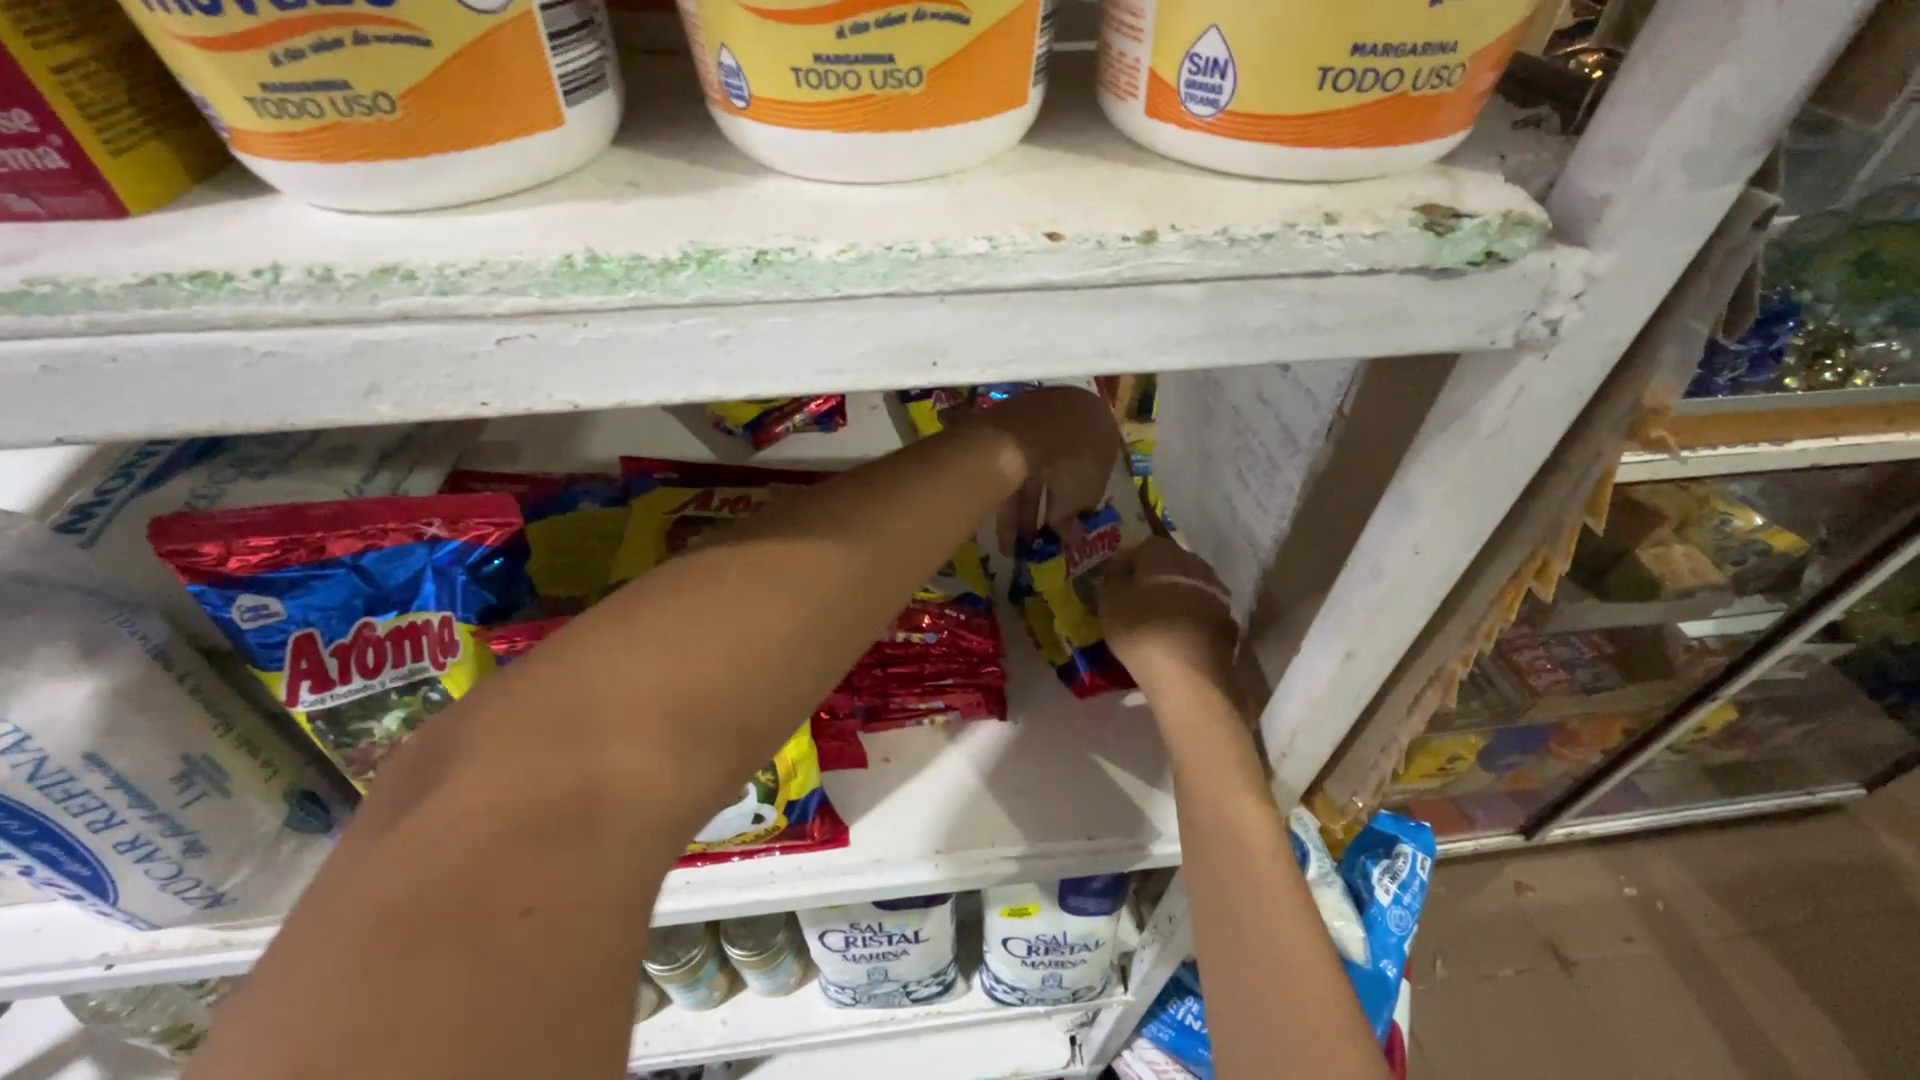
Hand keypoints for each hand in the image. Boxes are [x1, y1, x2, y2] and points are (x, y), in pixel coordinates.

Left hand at [963, 386, 1125, 555]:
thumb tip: (1072, 536)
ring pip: (1029, 479)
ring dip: (1023, 517)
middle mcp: (1066, 426)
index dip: (1079, 501)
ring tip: (1016, 551)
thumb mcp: (1083, 496)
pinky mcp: (1003, 436)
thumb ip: (1075, 516)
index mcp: (1097, 432)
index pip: (1092, 471)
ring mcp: (1033, 428)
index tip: (1069, 524)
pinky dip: (1006, 507)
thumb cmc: (1075, 462)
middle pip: (1056, 477)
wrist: (1033, 430)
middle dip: (1046, 513)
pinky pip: (1008, 476)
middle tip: (1040, 542)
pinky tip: (1004, 539)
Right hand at [1098, 537, 1237, 689]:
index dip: (1132, 563)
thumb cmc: (1141, 631)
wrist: (1189, 674)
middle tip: (1140, 599)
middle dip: (1158, 576)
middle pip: (1173, 562)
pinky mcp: (1229, 619)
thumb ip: (1111, 580)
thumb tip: (1117, 569)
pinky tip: (1182, 637)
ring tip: (1163, 619)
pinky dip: (1194, 618)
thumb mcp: (1109, 605)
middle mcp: (1195, 564)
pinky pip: (1206, 610)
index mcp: (1163, 555)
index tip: (1120, 583)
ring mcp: (1217, 592)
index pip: (1145, 546)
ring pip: (1193, 585)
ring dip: (1179, 596)